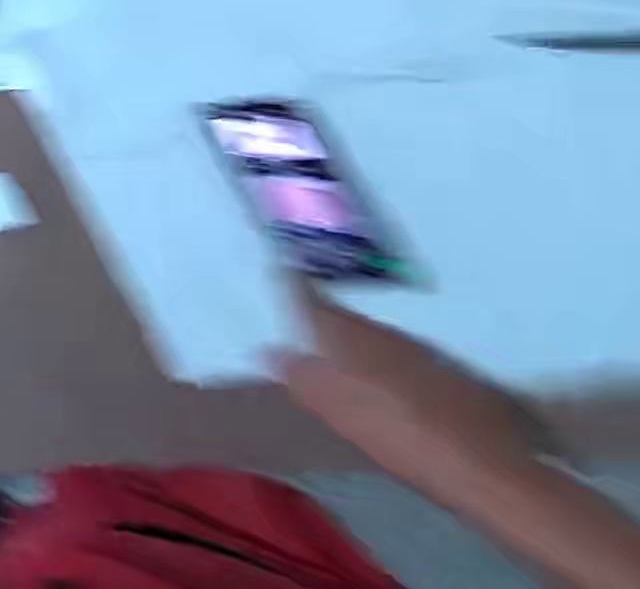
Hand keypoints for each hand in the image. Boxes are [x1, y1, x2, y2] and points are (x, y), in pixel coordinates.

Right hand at [272, 278, 546, 499]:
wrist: (488, 471)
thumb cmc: (388, 428)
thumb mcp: (320, 400)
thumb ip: (291, 368)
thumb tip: (268, 348)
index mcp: (345, 328)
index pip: (308, 297)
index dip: (289, 289)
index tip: (274, 283)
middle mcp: (385, 330)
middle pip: (346, 321)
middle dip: (328, 330)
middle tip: (308, 345)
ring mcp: (429, 354)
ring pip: (382, 343)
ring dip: (366, 353)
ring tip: (352, 376)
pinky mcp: (464, 381)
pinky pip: (415, 367)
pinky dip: (401, 376)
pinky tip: (399, 400)